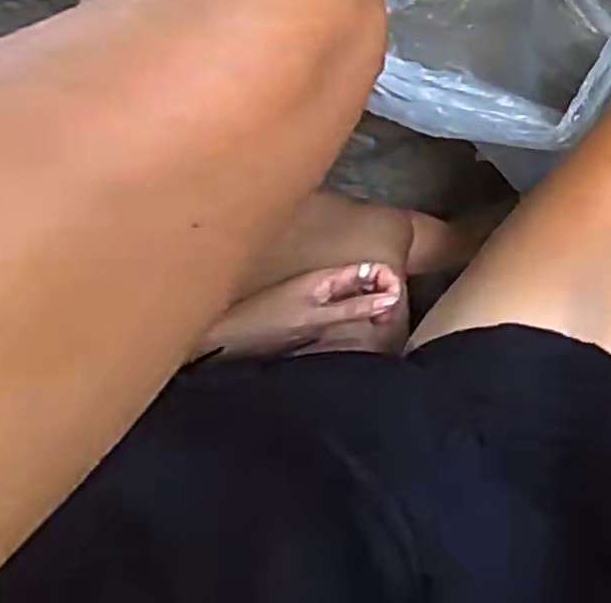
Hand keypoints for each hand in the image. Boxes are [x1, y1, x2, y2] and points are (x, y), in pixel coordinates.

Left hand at [192, 262, 404, 360]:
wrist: (217, 341)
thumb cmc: (264, 324)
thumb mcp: (314, 318)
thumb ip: (354, 308)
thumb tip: (393, 299)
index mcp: (330, 276)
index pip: (374, 269)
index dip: (389, 283)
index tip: (393, 305)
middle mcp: (328, 282)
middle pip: (371, 281)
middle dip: (385, 296)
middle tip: (387, 320)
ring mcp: (320, 296)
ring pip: (361, 294)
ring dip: (373, 307)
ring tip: (378, 325)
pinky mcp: (313, 312)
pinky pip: (348, 306)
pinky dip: (359, 314)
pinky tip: (360, 327)